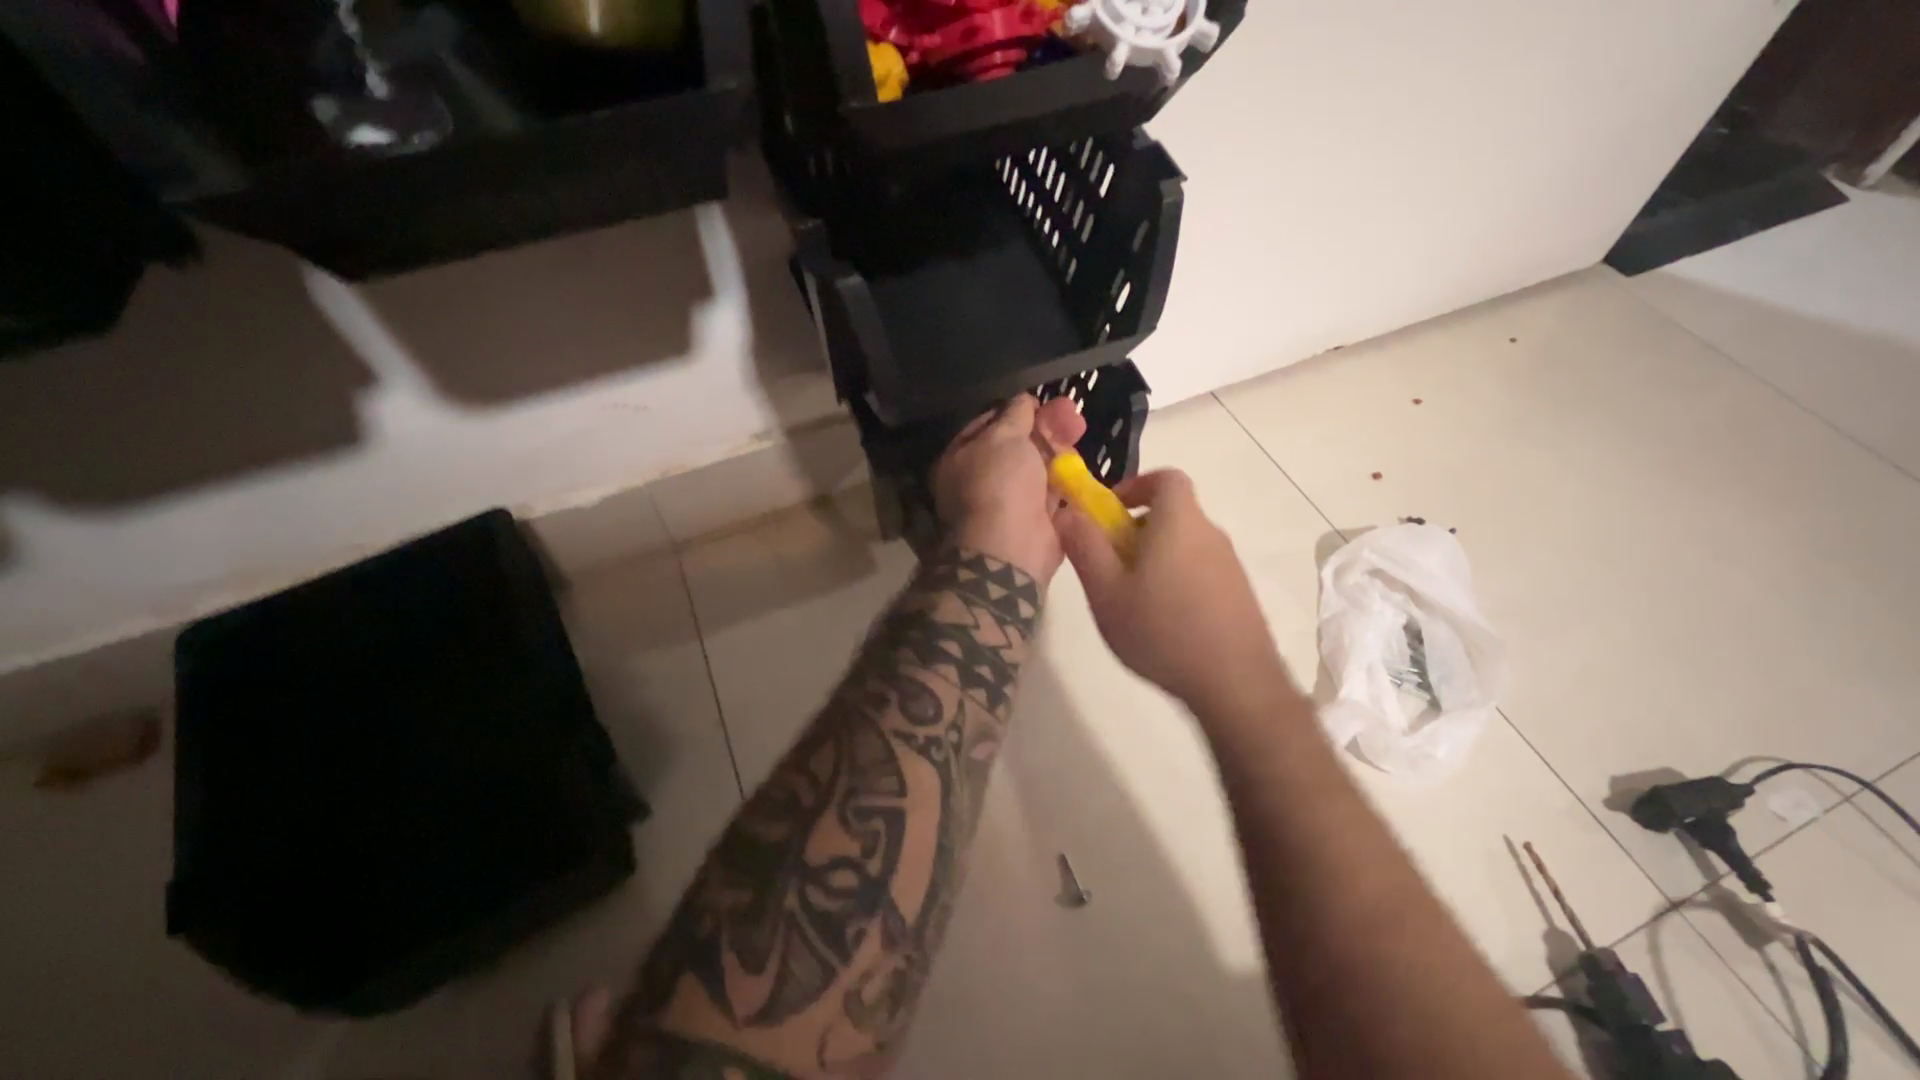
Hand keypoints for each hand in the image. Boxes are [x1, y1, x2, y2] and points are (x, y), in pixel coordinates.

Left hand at [932, 394, 1085, 580]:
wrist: (1011, 548)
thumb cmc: (998, 484)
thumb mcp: (1003, 437)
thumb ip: (1015, 414)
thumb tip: (1024, 400)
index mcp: (960, 459)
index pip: (988, 425)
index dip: (1015, 411)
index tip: (1039, 401)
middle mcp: (981, 481)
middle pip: (1017, 446)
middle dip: (1045, 428)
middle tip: (1072, 413)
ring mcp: (1009, 502)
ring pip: (1037, 469)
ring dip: (1059, 451)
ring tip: (1080, 431)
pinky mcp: (1035, 522)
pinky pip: (1052, 495)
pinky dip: (1066, 480)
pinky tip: (1081, 464)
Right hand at [1053, 469, 1292, 712]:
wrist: (1236, 684)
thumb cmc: (1161, 631)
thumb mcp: (1106, 592)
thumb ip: (1084, 546)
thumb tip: (1067, 510)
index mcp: (1179, 522)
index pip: (1166, 478)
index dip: (1135, 486)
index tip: (1109, 513)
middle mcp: (1211, 534)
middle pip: (1172, 514)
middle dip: (1136, 531)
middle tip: (1109, 567)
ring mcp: (1230, 566)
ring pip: (1185, 546)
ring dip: (1155, 560)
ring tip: (1132, 603)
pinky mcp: (1240, 595)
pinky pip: (1200, 573)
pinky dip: (1177, 582)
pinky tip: (1164, 625)